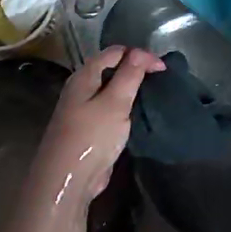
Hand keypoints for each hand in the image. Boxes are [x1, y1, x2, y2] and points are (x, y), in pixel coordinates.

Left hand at [31, 46, 164, 203]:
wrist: (67, 179)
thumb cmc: (91, 137)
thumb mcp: (115, 103)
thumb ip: (129, 75)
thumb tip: (141, 52)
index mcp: (84, 77)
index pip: (115, 52)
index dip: (139, 55)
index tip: (163, 68)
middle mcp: (80, 89)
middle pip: (111, 68)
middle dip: (136, 69)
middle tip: (161, 79)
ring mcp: (82, 109)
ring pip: (110, 89)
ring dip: (131, 88)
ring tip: (154, 94)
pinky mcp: (88, 128)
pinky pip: (109, 108)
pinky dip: (125, 106)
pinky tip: (137, 114)